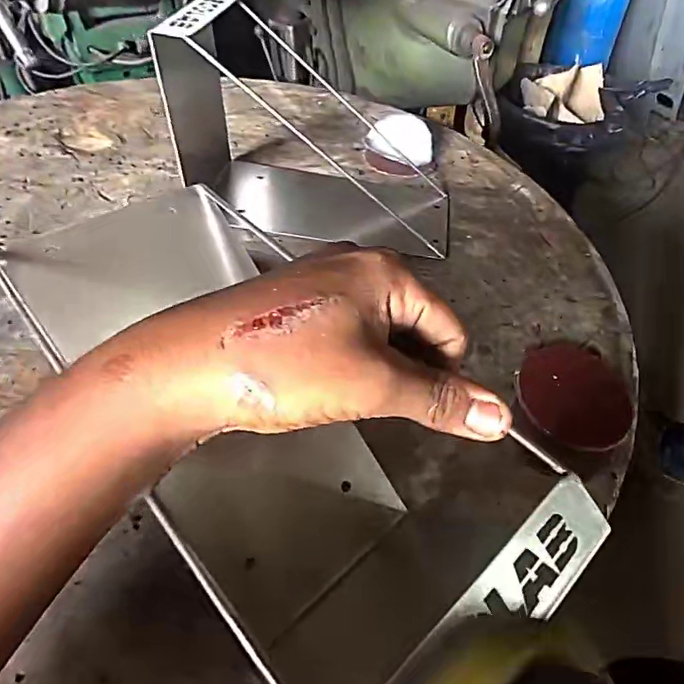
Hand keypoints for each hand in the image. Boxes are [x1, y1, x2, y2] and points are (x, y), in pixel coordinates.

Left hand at [73, 246, 511, 449]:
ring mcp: (322, 282)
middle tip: (374, 400)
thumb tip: (502, 418)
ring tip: (343, 393)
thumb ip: (439, 400)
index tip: (415, 406)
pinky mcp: (295, 303)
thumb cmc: (286, 367)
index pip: (451, 330)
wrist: (182, 369)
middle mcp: (358, 266)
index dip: (444, 375)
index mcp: (387, 272)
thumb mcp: (373, 385)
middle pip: (417, 328)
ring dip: (378, 369)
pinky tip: (319, 381)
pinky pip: (347, 333)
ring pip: (381, 334)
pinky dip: (349, 361)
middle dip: (408, 370)